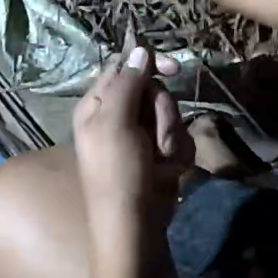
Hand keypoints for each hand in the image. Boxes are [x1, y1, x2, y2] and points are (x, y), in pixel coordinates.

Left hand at [73, 45, 193, 239]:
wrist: (137, 229)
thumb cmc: (118, 174)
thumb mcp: (115, 123)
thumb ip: (128, 84)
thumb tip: (139, 48)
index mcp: (97, 105)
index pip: (125, 68)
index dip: (150, 66)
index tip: (173, 70)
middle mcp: (117, 116)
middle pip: (154, 90)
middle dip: (162, 114)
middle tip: (156, 140)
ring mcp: (141, 136)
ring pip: (171, 114)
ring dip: (171, 137)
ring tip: (160, 162)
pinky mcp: (160, 154)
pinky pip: (180, 138)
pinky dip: (178, 154)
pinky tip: (168, 172)